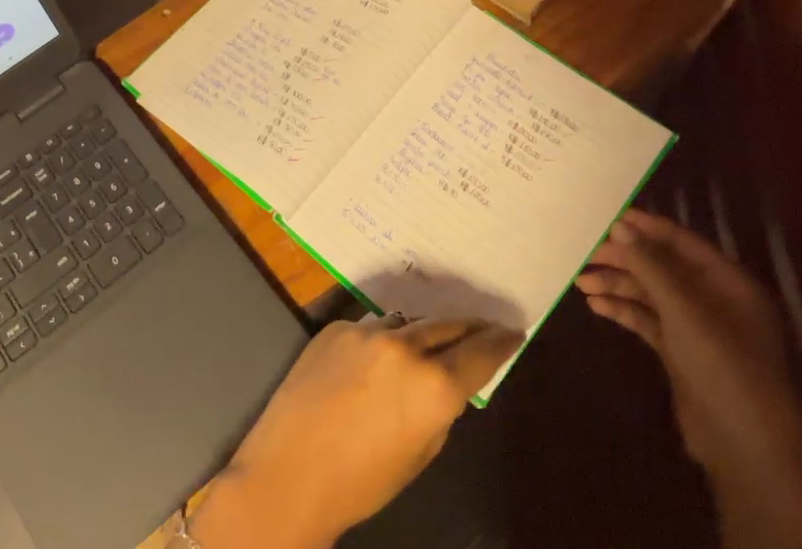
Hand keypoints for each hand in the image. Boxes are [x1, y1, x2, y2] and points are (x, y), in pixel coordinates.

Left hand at [189, 315, 521, 548]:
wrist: (288, 472)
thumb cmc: (363, 481)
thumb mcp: (422, 452)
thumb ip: (441, 407)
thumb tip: (447, 382)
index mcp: (434, 385)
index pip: (481, 352)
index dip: (501, 341)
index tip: (513, 333)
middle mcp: (404, 348)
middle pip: (447, 325)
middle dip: (468, 327)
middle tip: (483, 327)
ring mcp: (365, 332)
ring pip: (408, 322)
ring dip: (422, 331)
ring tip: (428, 342)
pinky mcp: (335, 329)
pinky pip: (371, 328)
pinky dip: (383, 339)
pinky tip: (378, 357)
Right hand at [575, 208, 801, 474]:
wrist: (748, 444)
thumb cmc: (725, 365)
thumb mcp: (686, 310)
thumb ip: (651, 266)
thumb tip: (619, 227)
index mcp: (729, 283)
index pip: (682, 243)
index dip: (645, 227)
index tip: (605, 217)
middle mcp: (716, 301)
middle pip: (664, 268)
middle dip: (625, 259)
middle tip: (584, 253)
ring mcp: (699, 329)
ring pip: (652, 295)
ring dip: (619, 285)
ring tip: (581, 282)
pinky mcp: (682, 354)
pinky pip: (649, 321)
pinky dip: (624, 311)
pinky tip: (596, 306)